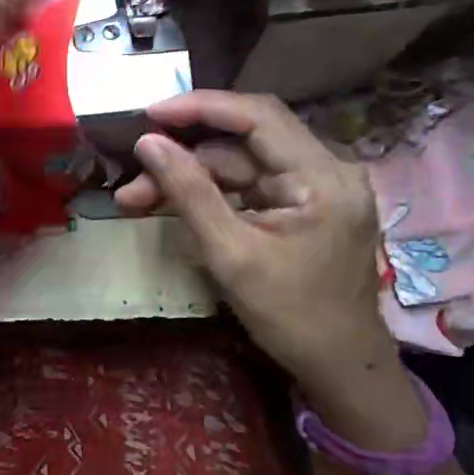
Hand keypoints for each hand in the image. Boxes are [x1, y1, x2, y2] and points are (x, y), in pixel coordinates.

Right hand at [114, 92, 409, 408]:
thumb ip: (189, 192)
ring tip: (135, 198)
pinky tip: (170, 203)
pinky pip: (249, 184)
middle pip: (245, 139)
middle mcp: (327, 169)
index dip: (201, 108)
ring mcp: (316, 187)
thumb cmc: (291, 316)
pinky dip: (210, 192)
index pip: (258, 116)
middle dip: (185, 153)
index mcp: (323, 176)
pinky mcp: (303, 204)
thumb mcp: (231, 254)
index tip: (149, 113)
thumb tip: (147, 143)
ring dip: (190, 177)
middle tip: (133, 172)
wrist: (340, 367)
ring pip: (241, 163)